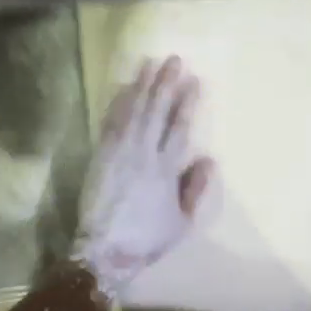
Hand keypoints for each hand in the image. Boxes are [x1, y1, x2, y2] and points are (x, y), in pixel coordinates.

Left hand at [72, 56, 215, 297]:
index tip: (194, 80)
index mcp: (166, 169)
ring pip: (134, 110)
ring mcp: (120, 151)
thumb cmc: (146, 238)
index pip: (179, 127)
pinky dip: (118, 102)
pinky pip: (111, 121)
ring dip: (142, 85)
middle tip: (174, 60)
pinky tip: (124, 86)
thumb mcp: (182, 223)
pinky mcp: (101, 153)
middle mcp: (144, 153)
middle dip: (166, 83)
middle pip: (156, 110)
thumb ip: (196, 190)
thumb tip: (209, 158)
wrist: (104, 250)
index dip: (187, 102)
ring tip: (150, 63)